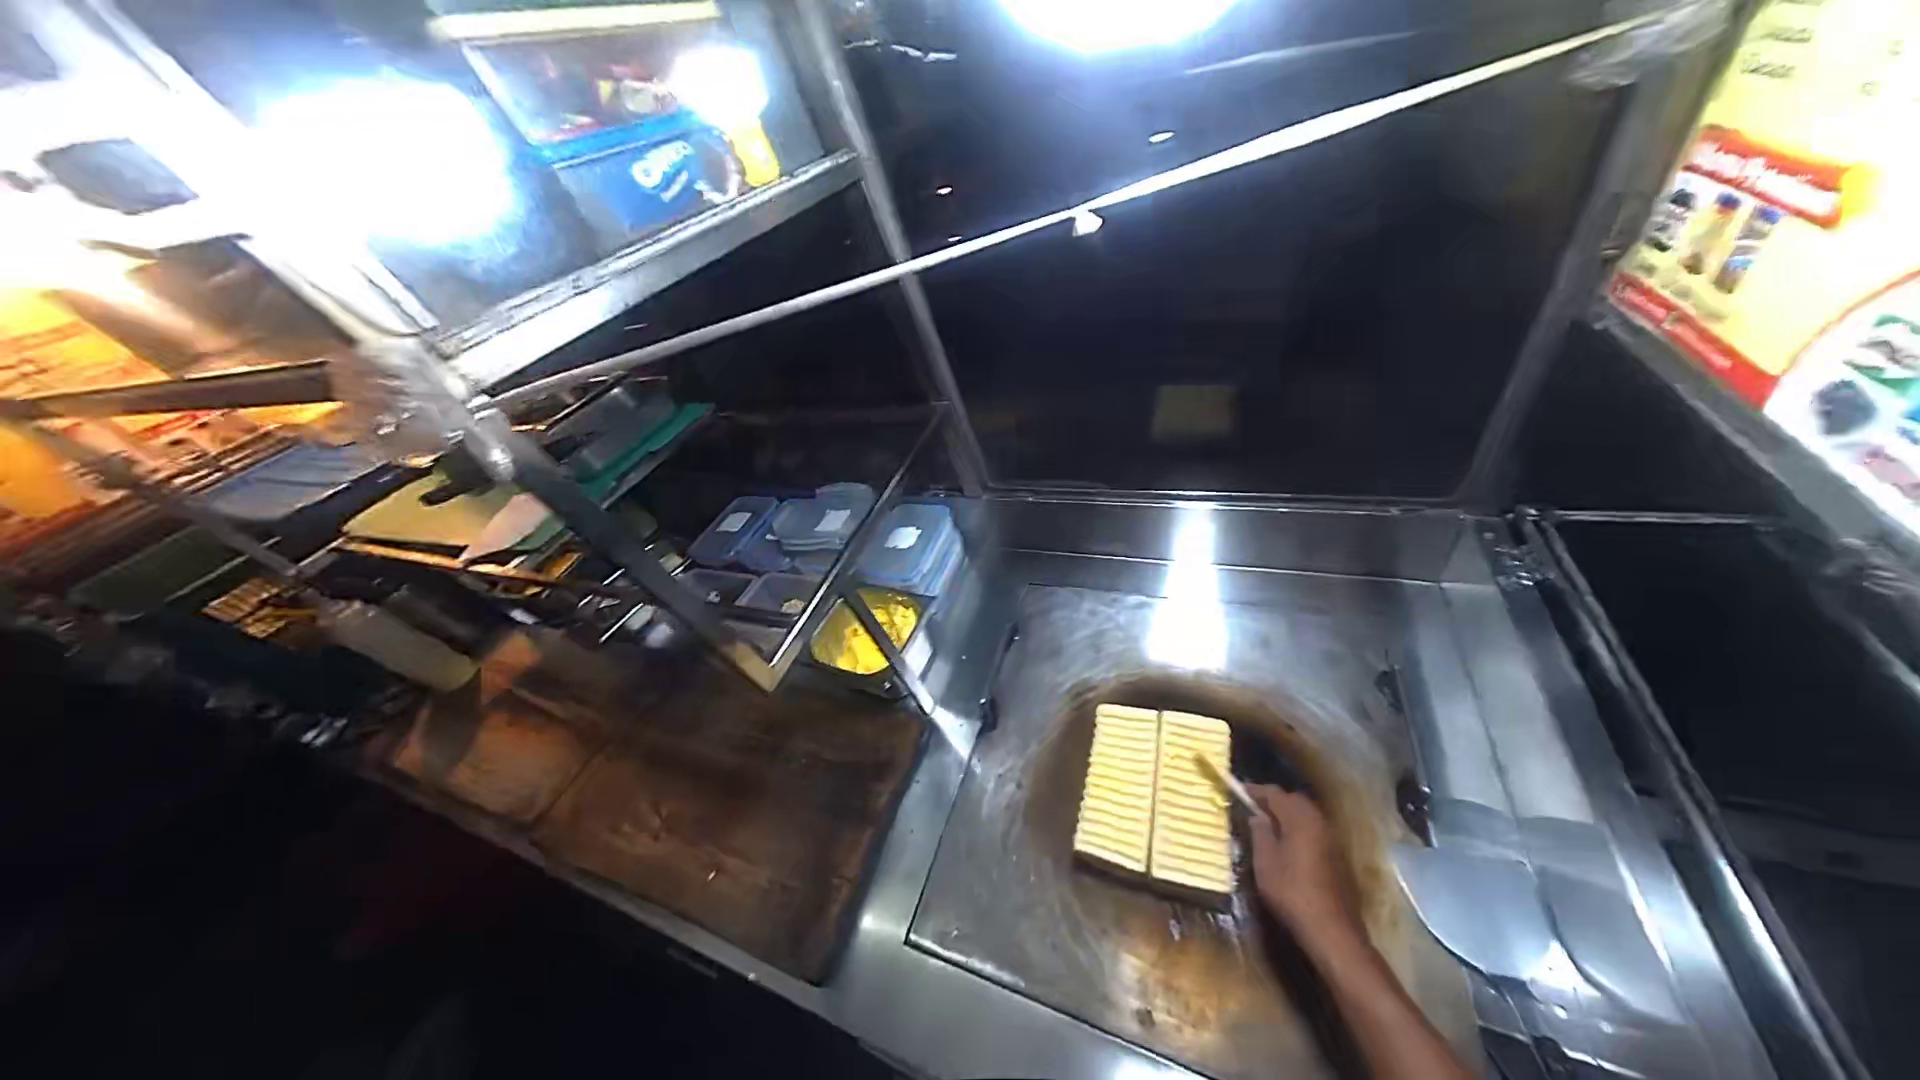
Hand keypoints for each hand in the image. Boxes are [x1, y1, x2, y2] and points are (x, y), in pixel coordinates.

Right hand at [1248, 784, 1361, 944]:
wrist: (1331, 929)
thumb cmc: (1291, 892)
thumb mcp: (1265, 861)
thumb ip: (1260, 832)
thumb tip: (1257, 815)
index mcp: (1300, 819)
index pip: (1275, 793)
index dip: (1255, 790)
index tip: (1239, 791)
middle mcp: (1319, 822)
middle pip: (1295, 800)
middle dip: (1274, 800)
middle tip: (1253, 807)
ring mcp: (1332, 839)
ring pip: (1307, 815)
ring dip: (1288, 814)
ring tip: (1267, 825)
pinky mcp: (1337, 856)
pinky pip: (1315, 830)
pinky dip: (1299, 828)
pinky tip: (1288, 844)